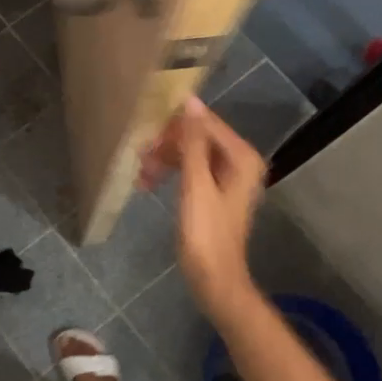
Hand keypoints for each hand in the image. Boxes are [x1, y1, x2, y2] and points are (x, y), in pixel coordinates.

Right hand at [139, 95, 265, 317]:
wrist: (214, 279)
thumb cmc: (205, 233)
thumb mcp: (196, 184)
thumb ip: (193, 142)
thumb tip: (190, 101)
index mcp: (242, 157)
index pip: (205, 122)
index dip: (175, 123)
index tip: (146, 127)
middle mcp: (240, 162)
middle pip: (198, 137)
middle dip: (168, 144)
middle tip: (140, 155)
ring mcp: (228, 177)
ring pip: (191, 154)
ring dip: (165, 160)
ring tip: (140, 174)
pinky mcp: (215, 192)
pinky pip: (191, 171)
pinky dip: (171, 174)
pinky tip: (147, 184)